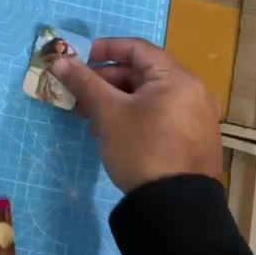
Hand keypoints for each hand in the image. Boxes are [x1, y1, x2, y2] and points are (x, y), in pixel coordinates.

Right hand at [49, 38, 222, 192]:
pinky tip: (111, 132)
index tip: (78, 60)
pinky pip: (159, 113)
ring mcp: (196, 117)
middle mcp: (193, 92)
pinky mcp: (193, 138)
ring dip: (115, 99)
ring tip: (89, 117)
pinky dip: (133, 114)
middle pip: (141, 72)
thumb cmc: (141, 148)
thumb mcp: (107, 112)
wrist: (176, 206)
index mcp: (177, 79)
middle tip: (78, 94)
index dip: (104, 48)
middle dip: (104, 80)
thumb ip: (83, 82)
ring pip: (147, 95)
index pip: (137, 48)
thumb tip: (59, 60)